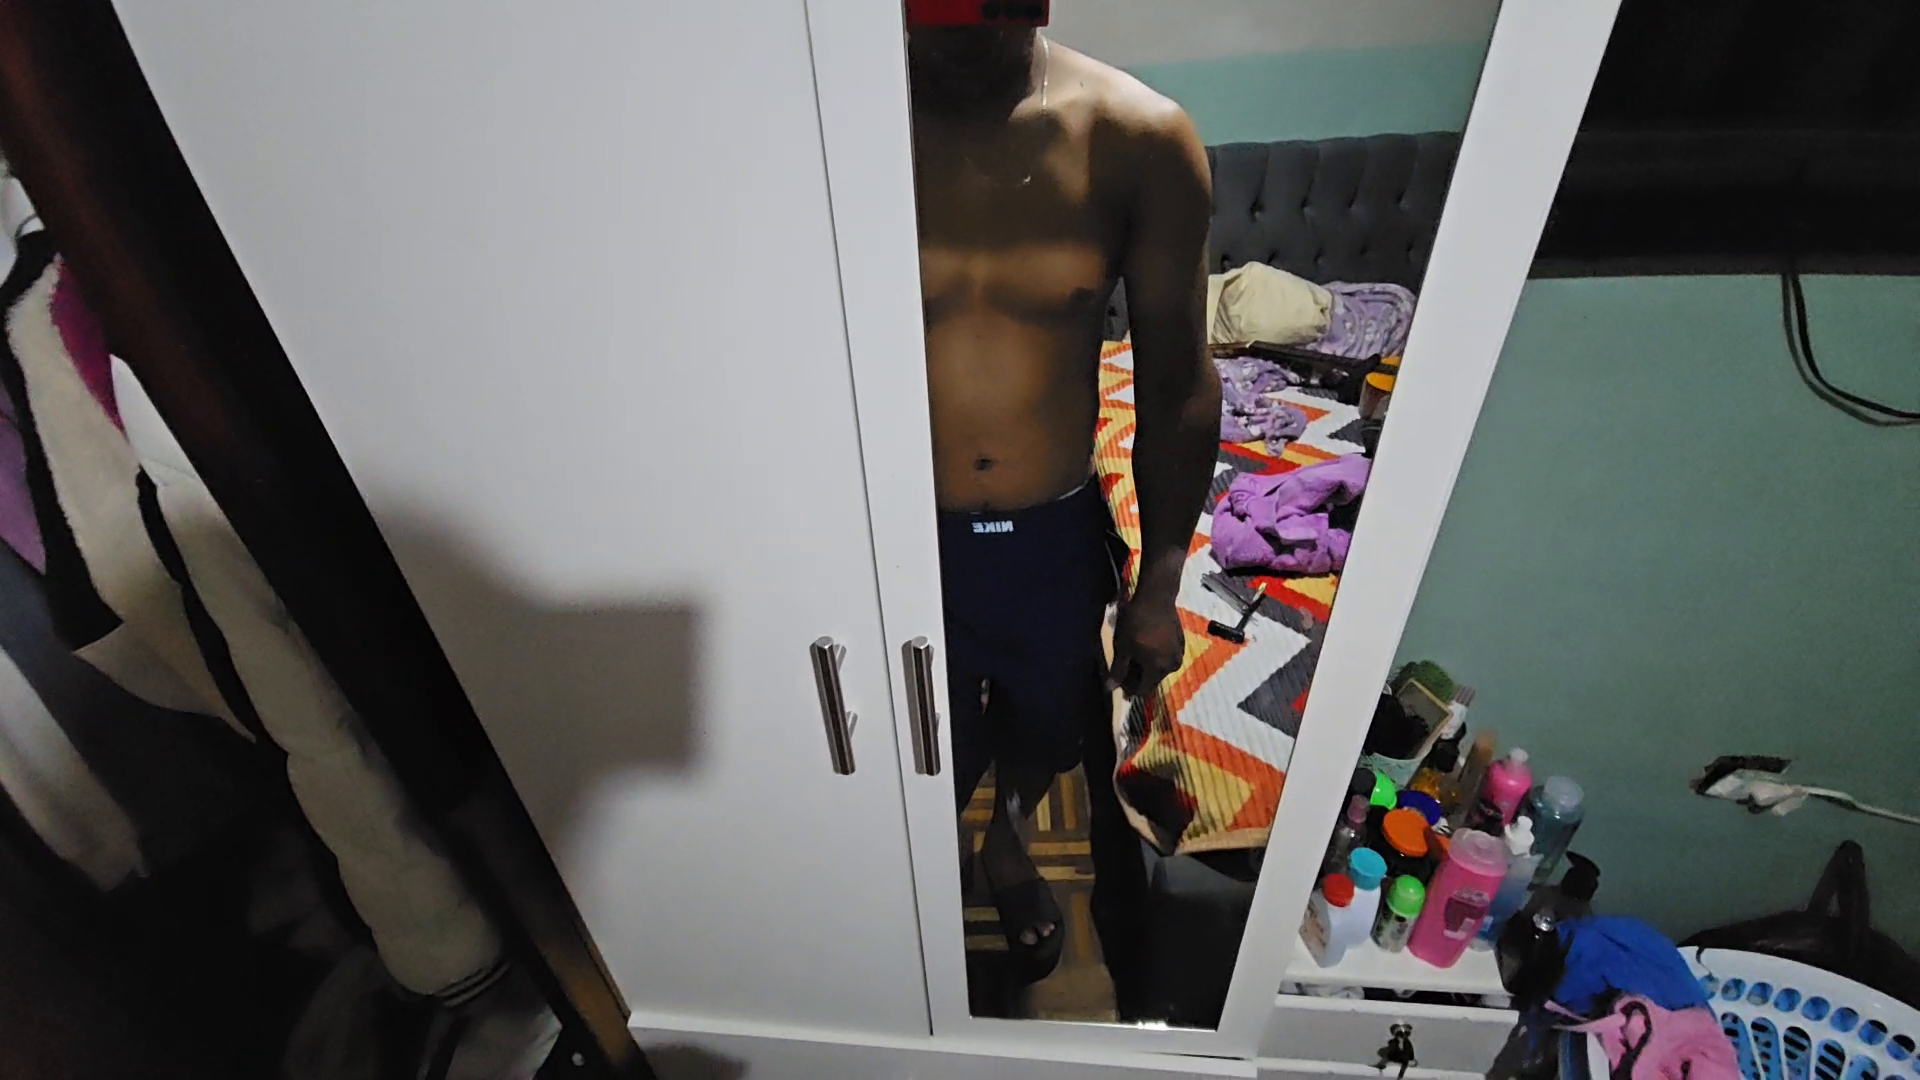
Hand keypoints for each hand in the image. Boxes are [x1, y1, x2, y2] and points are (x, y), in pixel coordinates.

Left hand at [1109, 596, 1184, 698]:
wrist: (1156, 597)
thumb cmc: (1136, 622)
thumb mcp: (1123, 647)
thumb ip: (1118, 669)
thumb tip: (1110, 689)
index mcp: (1158, 669)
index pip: (1143, 690)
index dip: (1128, 687)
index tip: (1118, 676)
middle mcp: (1172, 666)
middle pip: (1152, 680)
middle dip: (1137, 675)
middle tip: (1124, 661)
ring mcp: (1179, 654)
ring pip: (1159, 668)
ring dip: (1146, 665)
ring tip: (1134, 650)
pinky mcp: (1181, 644)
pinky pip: (1166, 657)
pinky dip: (1156, 655)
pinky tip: (1146, 643)